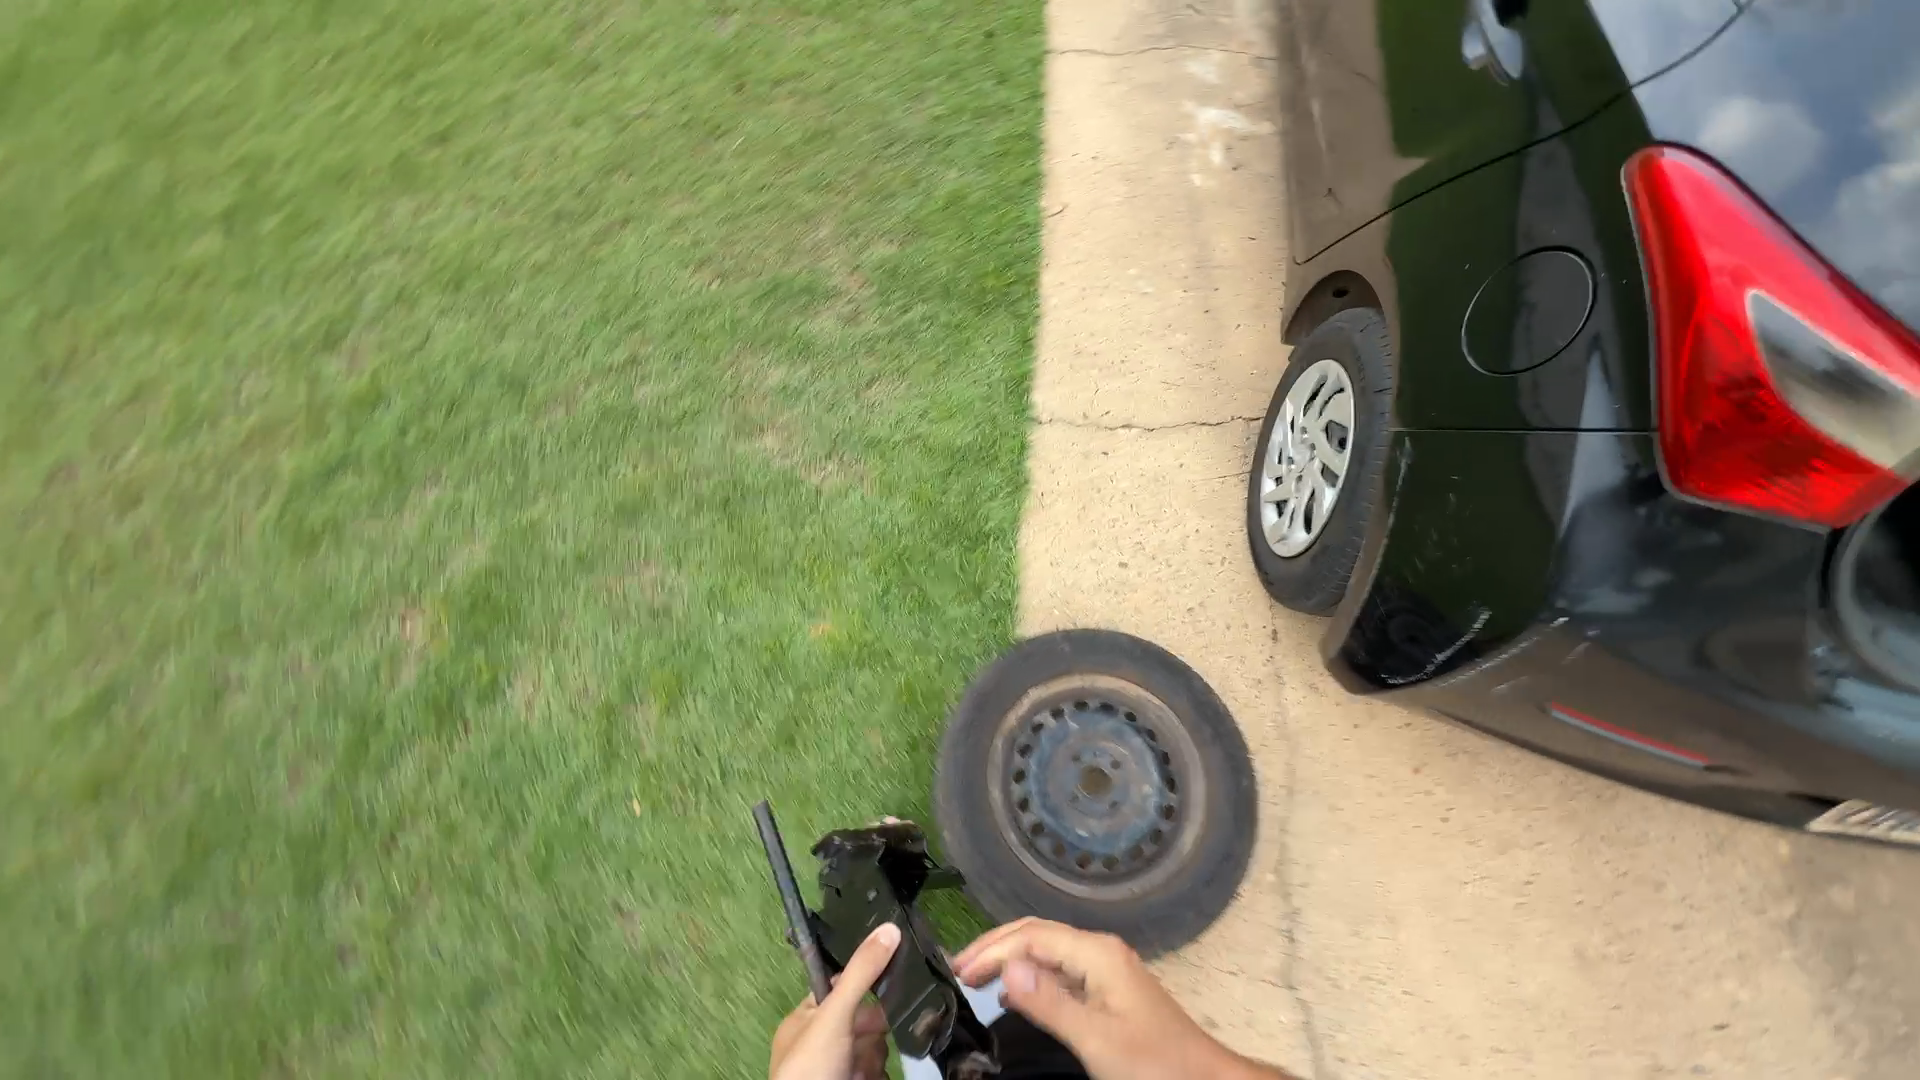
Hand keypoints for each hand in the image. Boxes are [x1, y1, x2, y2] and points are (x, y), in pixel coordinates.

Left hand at [769, 922, 900, 1079]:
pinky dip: (875, 1076)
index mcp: (803, 1020)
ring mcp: (835, 1071)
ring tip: (860, 1071)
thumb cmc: (812, 1068)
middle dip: (871, 1031)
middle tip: (870, 1038)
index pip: (840, 988)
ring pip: (871, 1048)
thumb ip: (862, 972)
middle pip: (862, 1020)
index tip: (885, 988)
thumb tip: (890, 926)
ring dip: (874, 1057)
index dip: (862, 988)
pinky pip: (875, 1073)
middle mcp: (819, 1045)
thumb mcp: (835, 1013)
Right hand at [953, 918, 1292, 1079]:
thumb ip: (1050, 1003)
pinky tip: (1013, 995)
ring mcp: (1105, 969)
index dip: (993, 950)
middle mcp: (1099, 950)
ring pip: (1047, 951)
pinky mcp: (1108, 990)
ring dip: (1011, 960)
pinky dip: (1030, 977)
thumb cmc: (1153, 1064)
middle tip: (958, 969)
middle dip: (997, 946)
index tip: (958, 972)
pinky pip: (1059, 971)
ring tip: (975, 977)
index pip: (1032, 937)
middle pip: (1038, 935)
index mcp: (1096, 952)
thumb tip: (1005, 969)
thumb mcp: (1097, 1039)